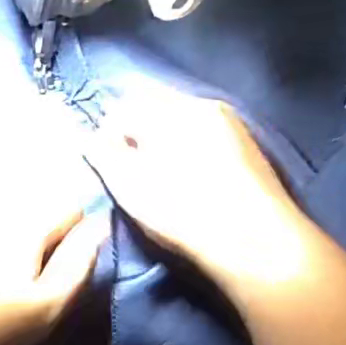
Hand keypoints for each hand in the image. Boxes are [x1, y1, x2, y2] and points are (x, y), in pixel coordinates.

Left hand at [0, 162, 108, 344]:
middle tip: (32, 271)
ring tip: (3, 267)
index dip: (76, 237)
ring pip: (4, 205)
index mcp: (28, 224)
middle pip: (37, 202)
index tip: (62, 268)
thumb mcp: (48, 305)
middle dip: (43, 228)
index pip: (71, 209)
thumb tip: (101, 225)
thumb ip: (79, 262)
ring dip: (13, 223)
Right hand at [84, 95, 324, 291]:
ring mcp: (230, 123)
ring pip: (183, 122)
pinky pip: (205, 137)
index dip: (105, 135)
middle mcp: (202, 103)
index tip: (103, 165)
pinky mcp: (248, 147)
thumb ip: (103, 155)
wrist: (255, 241)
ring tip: (158, 178)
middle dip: (136, 134)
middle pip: (155, 108)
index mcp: (169, 109)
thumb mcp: (129, 187)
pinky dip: (189, 151)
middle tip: (129, 172)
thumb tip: (90, 137)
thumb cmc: (182, 213)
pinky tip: (189, 181)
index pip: (121, 107)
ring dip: (164, 142)